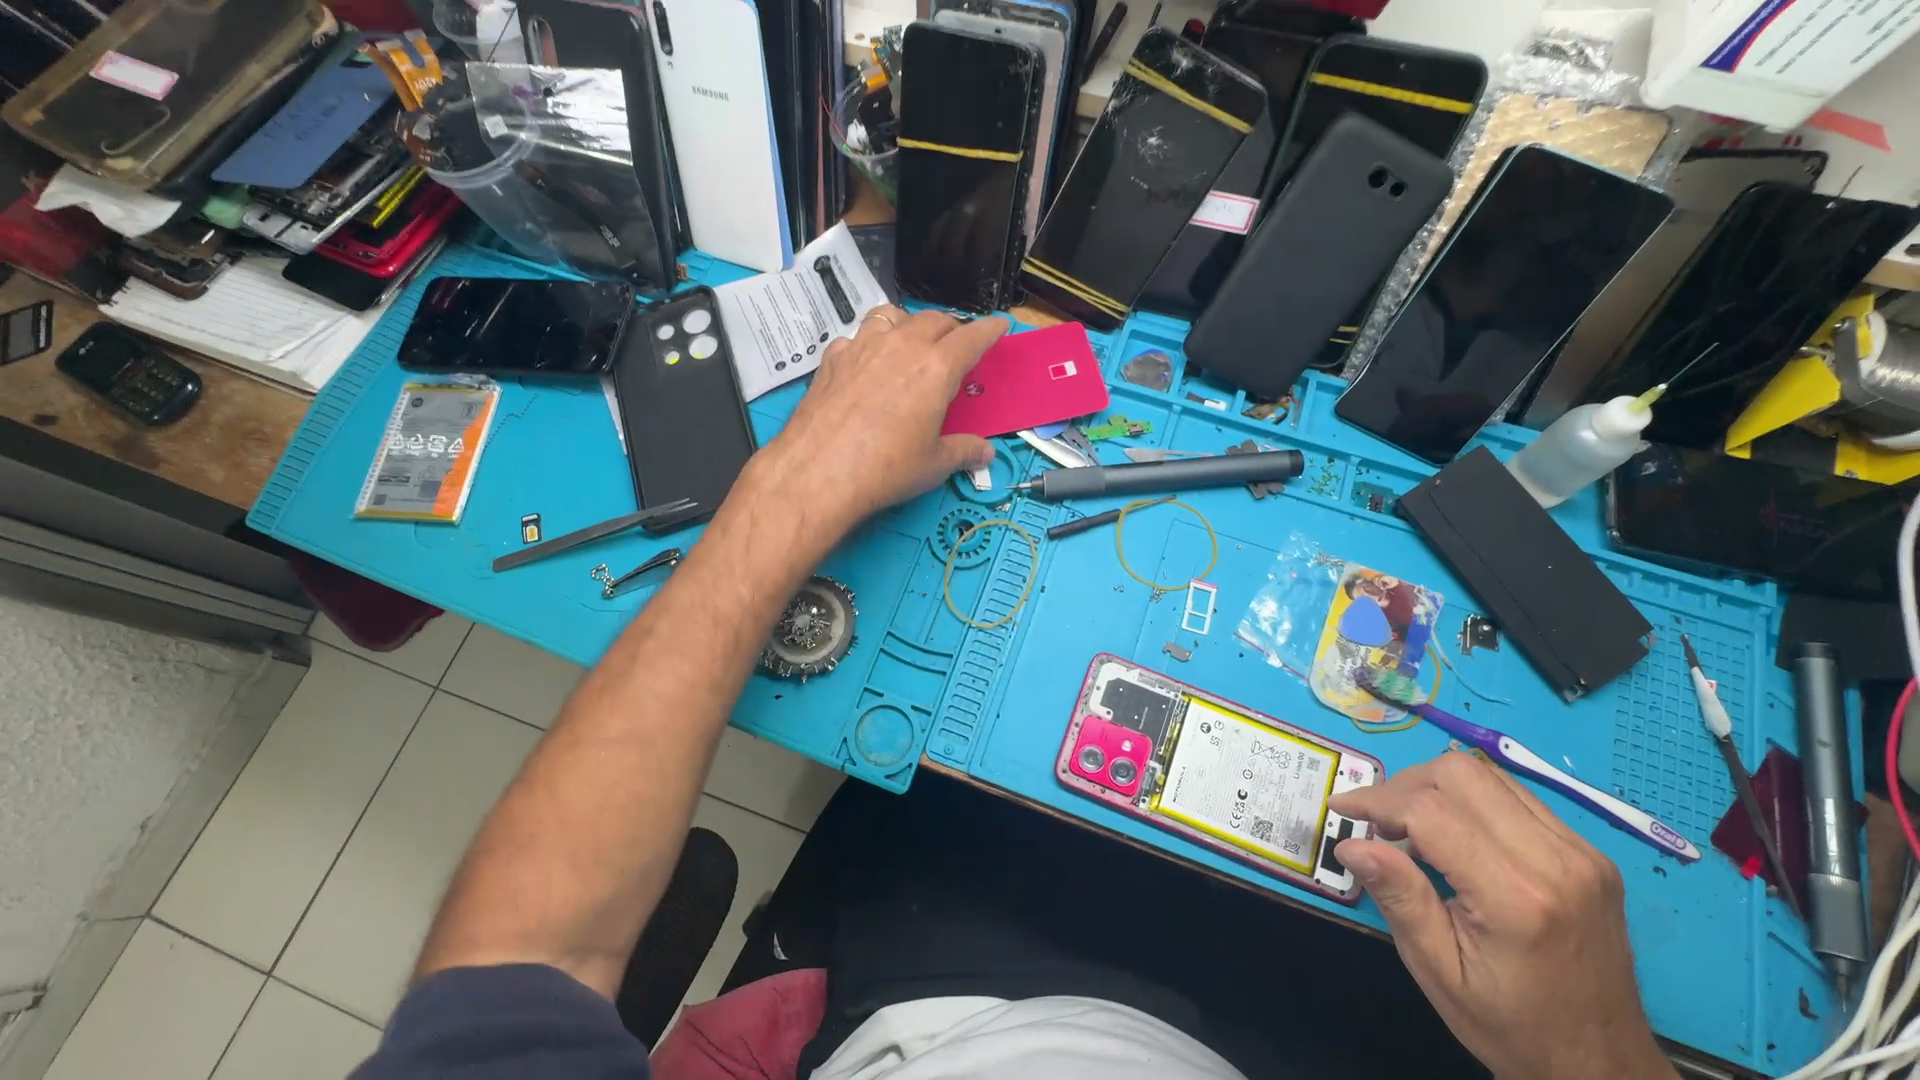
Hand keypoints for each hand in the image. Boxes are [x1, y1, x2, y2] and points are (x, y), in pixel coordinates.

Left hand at [754, 305, 1008, 525]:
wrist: (818, 472)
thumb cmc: (885, 469)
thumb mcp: (933, 465)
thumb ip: (962, 452)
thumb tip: (984, 453)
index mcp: (937, 368)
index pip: (972, 337)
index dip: (989, 330)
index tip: (999, 326)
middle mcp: (901, 346)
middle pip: (934, 320)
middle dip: (952, 328)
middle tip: (957, 345)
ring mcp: (863, 346)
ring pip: (893, 316)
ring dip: (909, 324)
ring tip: (911, 342)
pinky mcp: (833, 358)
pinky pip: (857, 337)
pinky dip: (870, 343)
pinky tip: (867, 363)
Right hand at [1328, 753, 1675, 1079]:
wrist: (1604, 1065)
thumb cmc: (1511, 1027)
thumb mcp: (1438, 971)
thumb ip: (1399, 898)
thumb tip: (1351, 844)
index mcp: (1516, 896)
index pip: (1430, 811)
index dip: (1376, 801)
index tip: (1341, 809)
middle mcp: (1556, 860)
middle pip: (1461, 774)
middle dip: (1405, 786)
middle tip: (1379, 824)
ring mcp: (1581, 853)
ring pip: (1489, 775)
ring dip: (1437, 788)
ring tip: (1412, 830)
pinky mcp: (1590, 854)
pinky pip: (1517, 797)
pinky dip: (1472, 801)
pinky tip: (1456, 837)